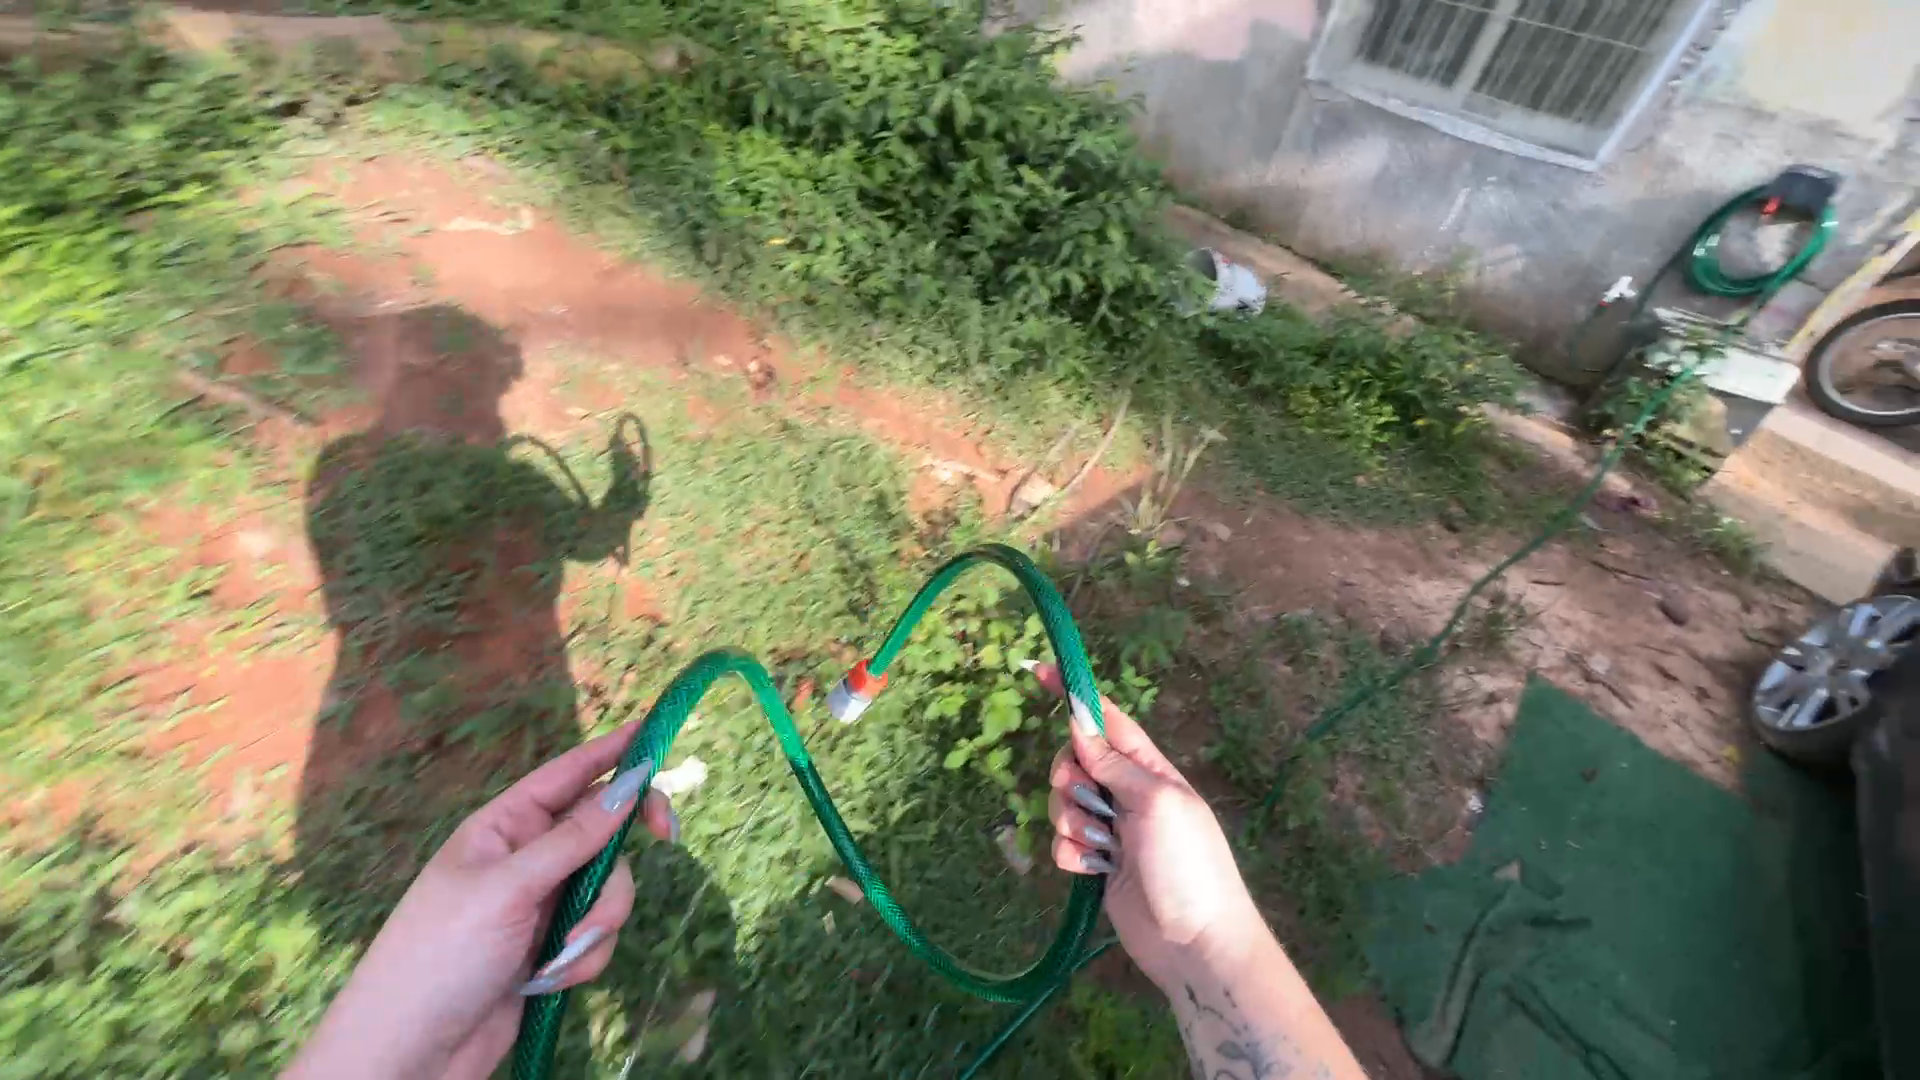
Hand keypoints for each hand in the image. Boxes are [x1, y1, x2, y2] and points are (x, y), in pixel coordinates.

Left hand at [284, 724, 677, 1079]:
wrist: (406, 1062)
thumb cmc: (439, 958)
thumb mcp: (508, 889)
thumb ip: (575, 837)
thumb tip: (632, 782)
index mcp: (505, 827)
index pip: (569, 773)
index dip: (613, 750)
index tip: (654, 731)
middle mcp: (530, 856)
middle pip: (604, 826)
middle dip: (625, 845)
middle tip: (667, 835)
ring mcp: (544, 900)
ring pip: (610, 883)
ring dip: (598, 918)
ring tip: (561, 954)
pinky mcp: (555, 942)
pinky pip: (600, 928)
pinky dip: (585, 954)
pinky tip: (548, 979)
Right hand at [1033, 664, 1269, 992]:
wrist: (1195, 946)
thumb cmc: (1187, 864)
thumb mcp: (1155, 801)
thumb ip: (1114, 763)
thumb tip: (1078, 724)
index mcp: (1147, 768)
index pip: (1104, 719)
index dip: (1073, 695)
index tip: (1038, 672)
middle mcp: (1126, 792)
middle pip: (1073, 760)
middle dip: (1069, 777)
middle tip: (1091, 800)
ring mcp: (1110, 828)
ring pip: (1062, 802)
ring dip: (1072, 821)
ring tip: (1102, 846)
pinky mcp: (1095, 862)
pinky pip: (1061, 842)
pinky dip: (1071, 854)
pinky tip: (1094, 871)